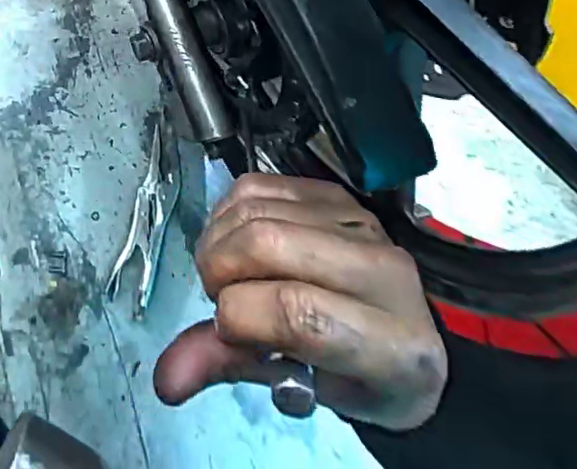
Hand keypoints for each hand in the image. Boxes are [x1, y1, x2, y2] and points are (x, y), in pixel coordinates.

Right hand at [153, 173, 447, 430]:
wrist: (410, 332)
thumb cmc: (363, 376)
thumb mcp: (310, 391)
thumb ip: (235, 369)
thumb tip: (166, 377)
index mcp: (387, 341)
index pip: (295, 312)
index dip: (239, 317)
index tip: (227, 331)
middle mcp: (378, 268)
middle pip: (269, 244)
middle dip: (220, 269)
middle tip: (219, 295)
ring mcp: (356, 220)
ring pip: (258, 209)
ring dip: (217, 239)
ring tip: (225, 271)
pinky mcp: (333, 192)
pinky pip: (260, 184)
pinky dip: (227, 210)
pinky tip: (233, 238)